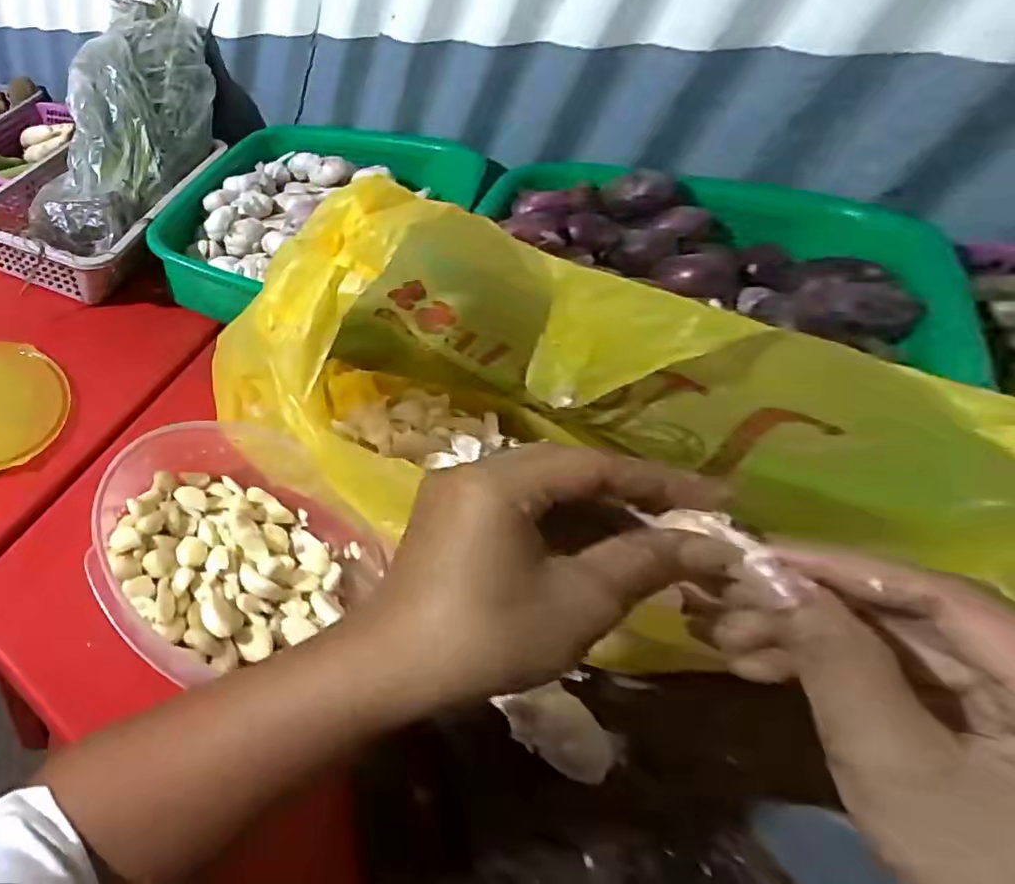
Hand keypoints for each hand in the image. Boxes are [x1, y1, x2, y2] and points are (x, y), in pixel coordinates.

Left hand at [368, 444, 740, 706]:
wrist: (400, 659)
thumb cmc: (490, 631)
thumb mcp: (579, 598)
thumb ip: (642, 560)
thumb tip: (709, 544)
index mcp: (493, 481)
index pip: (588, 463)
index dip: (657, 481)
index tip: (722, 502)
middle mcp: (465, 473)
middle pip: (559, 467)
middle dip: (627, 492)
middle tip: (693, 522)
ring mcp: (450, 494)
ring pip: (534, 486)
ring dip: (592, 509)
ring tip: (657, 541)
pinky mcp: (445, 516)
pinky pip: (510, 503)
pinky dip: (555, 521)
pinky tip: (598, 548)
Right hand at [693, 546, 1014, 883]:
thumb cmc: (970, 853)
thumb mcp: (890, 756)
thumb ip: (837, 659)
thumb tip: (772, 578)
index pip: (939, 595)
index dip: (840, 566)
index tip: (750, 556)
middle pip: (908, 617)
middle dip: (803, 608)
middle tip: (721, 608)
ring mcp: (1009, 705)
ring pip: (893, 643)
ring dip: (802, 637)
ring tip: (727, 644)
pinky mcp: (981, 728)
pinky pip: (897, 675)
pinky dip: (826, 667)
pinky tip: (761, 669)